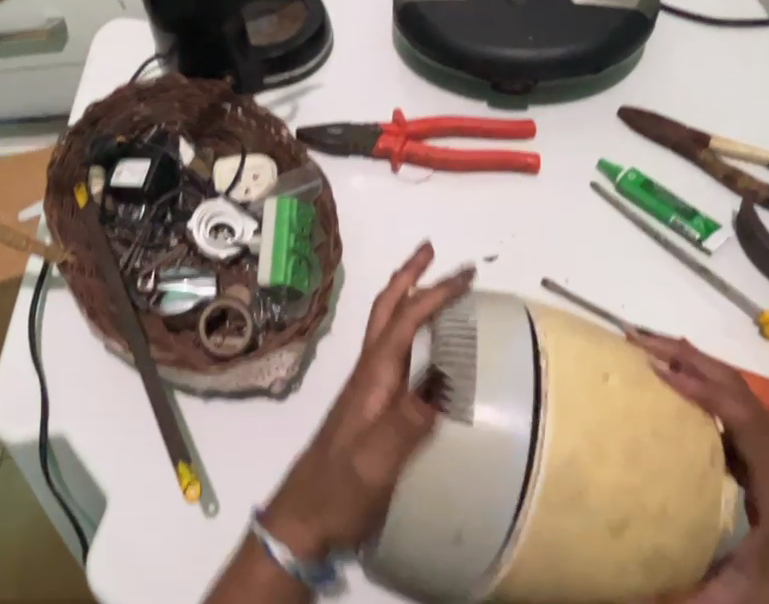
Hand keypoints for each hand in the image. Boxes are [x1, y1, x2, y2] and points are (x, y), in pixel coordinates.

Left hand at [262, 242, 473, 557]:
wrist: (304, 518)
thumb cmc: (340, 489)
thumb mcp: (377, 461)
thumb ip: (408, 420)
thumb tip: (445, 376)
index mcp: (372, 377)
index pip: (404, 322)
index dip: (433, 294)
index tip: (464, 274)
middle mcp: (368, 373)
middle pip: (386, 311)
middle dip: (409, 276)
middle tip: (431, 250)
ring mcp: (366, 388)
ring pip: (386, 327)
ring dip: (407, 297)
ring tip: (429, 282)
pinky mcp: (369, 406)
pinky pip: (393, 351)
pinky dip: (408, 329)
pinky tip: (421, 344)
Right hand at [634, 334, 768, 603]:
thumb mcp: (744, 601)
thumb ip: (685, 596)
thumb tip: (623, 590)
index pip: (740, 417)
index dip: (701, 388)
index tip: (656, 370)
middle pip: (737, 391)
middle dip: (689, 359)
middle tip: (637, 339)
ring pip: (734, 396)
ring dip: (693, 367)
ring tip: (646, 349)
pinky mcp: (760, 468)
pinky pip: (728, 414)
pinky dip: (699, 389)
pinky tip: (672, 387)